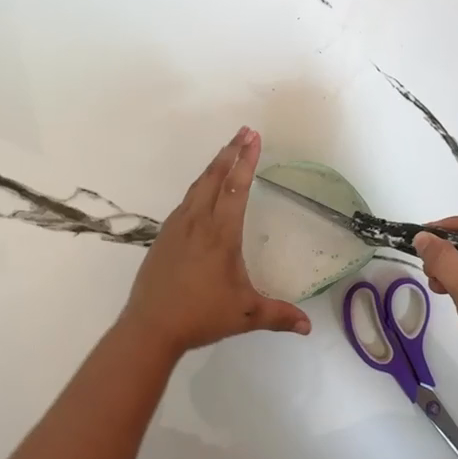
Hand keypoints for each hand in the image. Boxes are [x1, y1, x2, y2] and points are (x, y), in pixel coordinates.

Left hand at [119, 127, 312, 357]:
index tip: (254, 138)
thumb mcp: (245, 315)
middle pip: (215, 177)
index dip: (246, 161)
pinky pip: (186, 201)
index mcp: (220, 234)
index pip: (236, 189)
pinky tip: (203, 190)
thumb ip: (278, 316)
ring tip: (227, 151)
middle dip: (231, 151)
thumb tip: (308, 326)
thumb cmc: (200, 316)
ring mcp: (177, 227)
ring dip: (214, 165)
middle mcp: (198, 222)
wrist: (149, 327)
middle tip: (245, 131)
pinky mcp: (163, 236)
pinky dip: (200, 185)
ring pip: (198, 186)